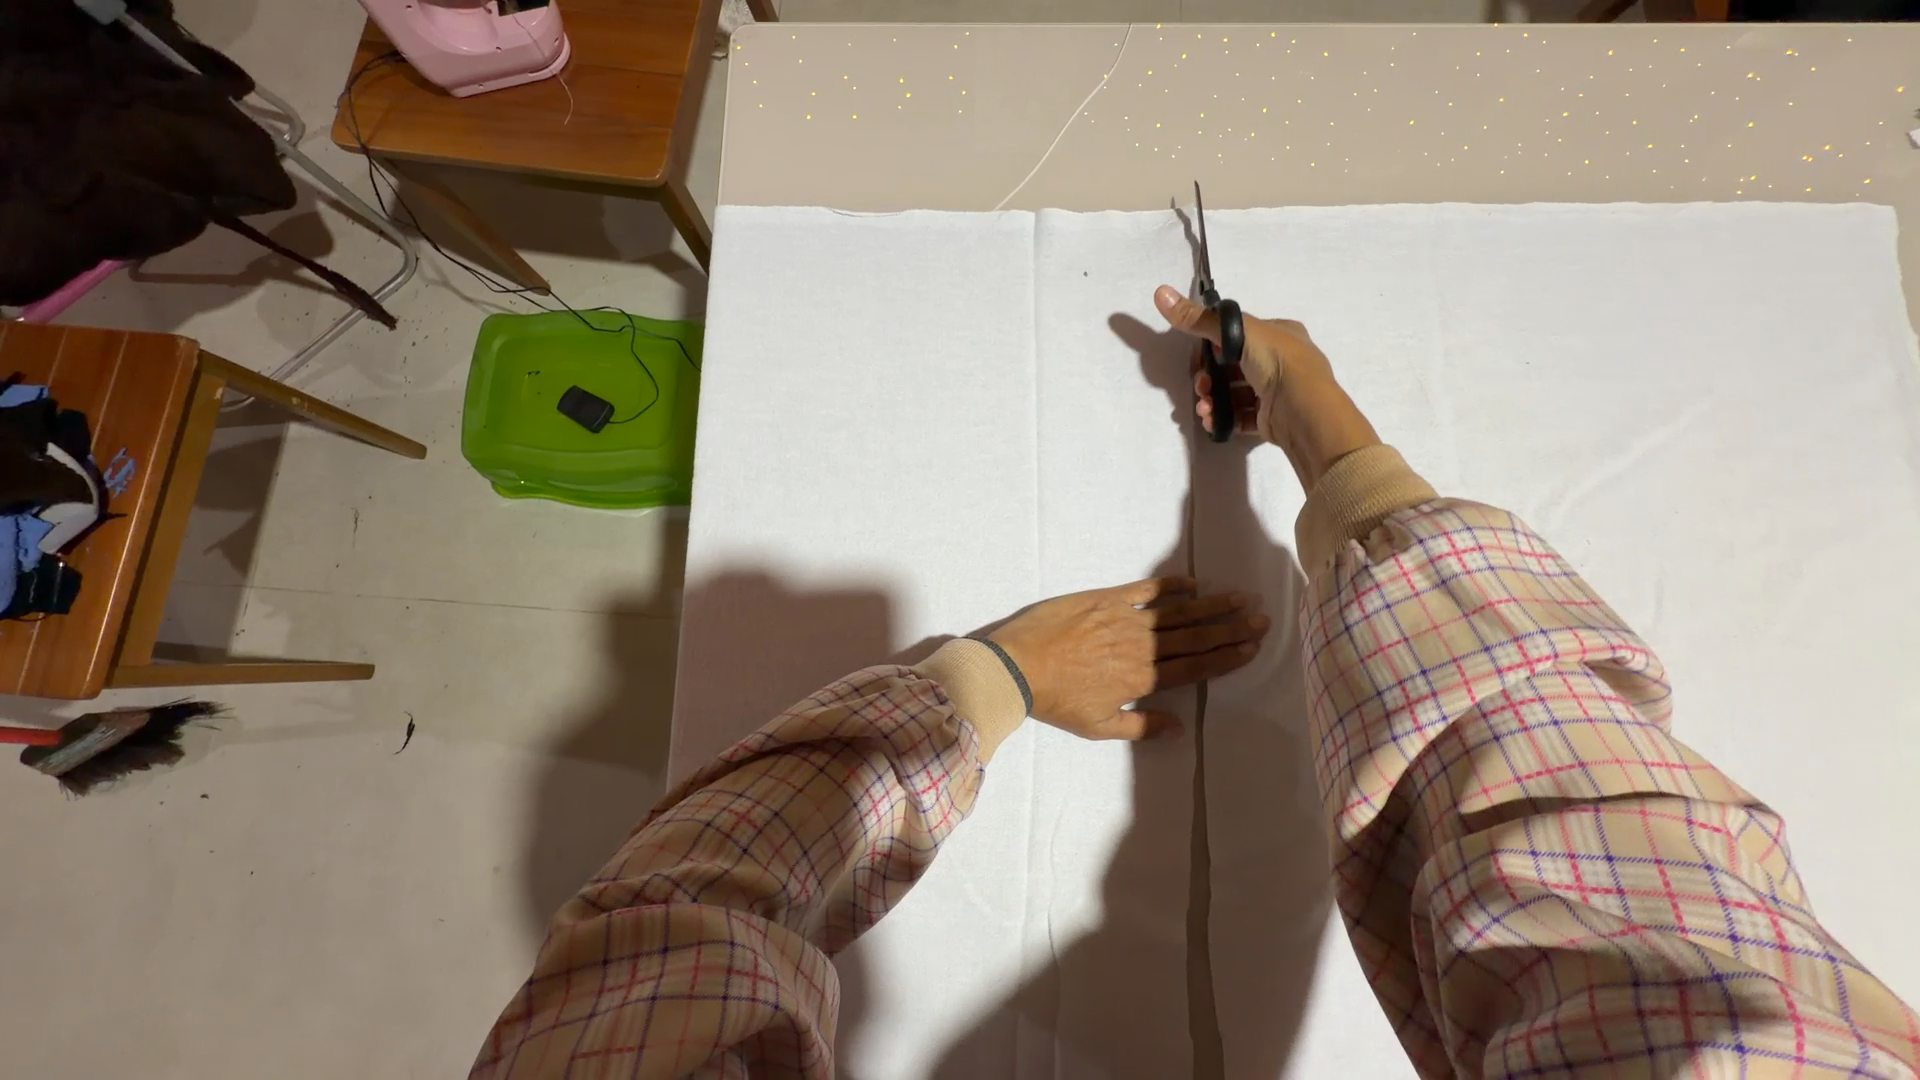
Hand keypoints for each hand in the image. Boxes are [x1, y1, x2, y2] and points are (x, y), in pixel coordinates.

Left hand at [988, 577, 1266, 740]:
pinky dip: (1169, 585)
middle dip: (1232, 627)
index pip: (1195, 667)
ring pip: (1177, 612)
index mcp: (1143, 679)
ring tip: (1240, 598)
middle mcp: (1142, 647)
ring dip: (1211, 605)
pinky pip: (1144, 589)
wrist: (1017, 665)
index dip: (1227, 657)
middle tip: (1262, 617)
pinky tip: (1191, 582)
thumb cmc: (1056, 700)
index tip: (1253, 647)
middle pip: (1195, 636)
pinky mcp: (1104, 599)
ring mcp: (1125, 619)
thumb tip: (1180, 729)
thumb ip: (1141, 727)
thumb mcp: (1098, 727)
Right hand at [1153, 285, 1380, 491]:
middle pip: (1233, 368)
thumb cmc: (1277, 362)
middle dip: (1209, 380)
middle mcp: (1281, 361)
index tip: (1198, 360)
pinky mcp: (1271, 418)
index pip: (1238, 337)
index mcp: (1280, 334)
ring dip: (1213, 400)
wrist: (1303, 409)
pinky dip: (1224, 418)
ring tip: (1204, 409)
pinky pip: (1241, 416)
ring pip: (1235, 394)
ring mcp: (1277, 391)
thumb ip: (1199, 319)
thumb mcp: (1237, 332)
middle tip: (1200, 388)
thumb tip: (1160, 292)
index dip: (1213, 348)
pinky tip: (1212, 421)